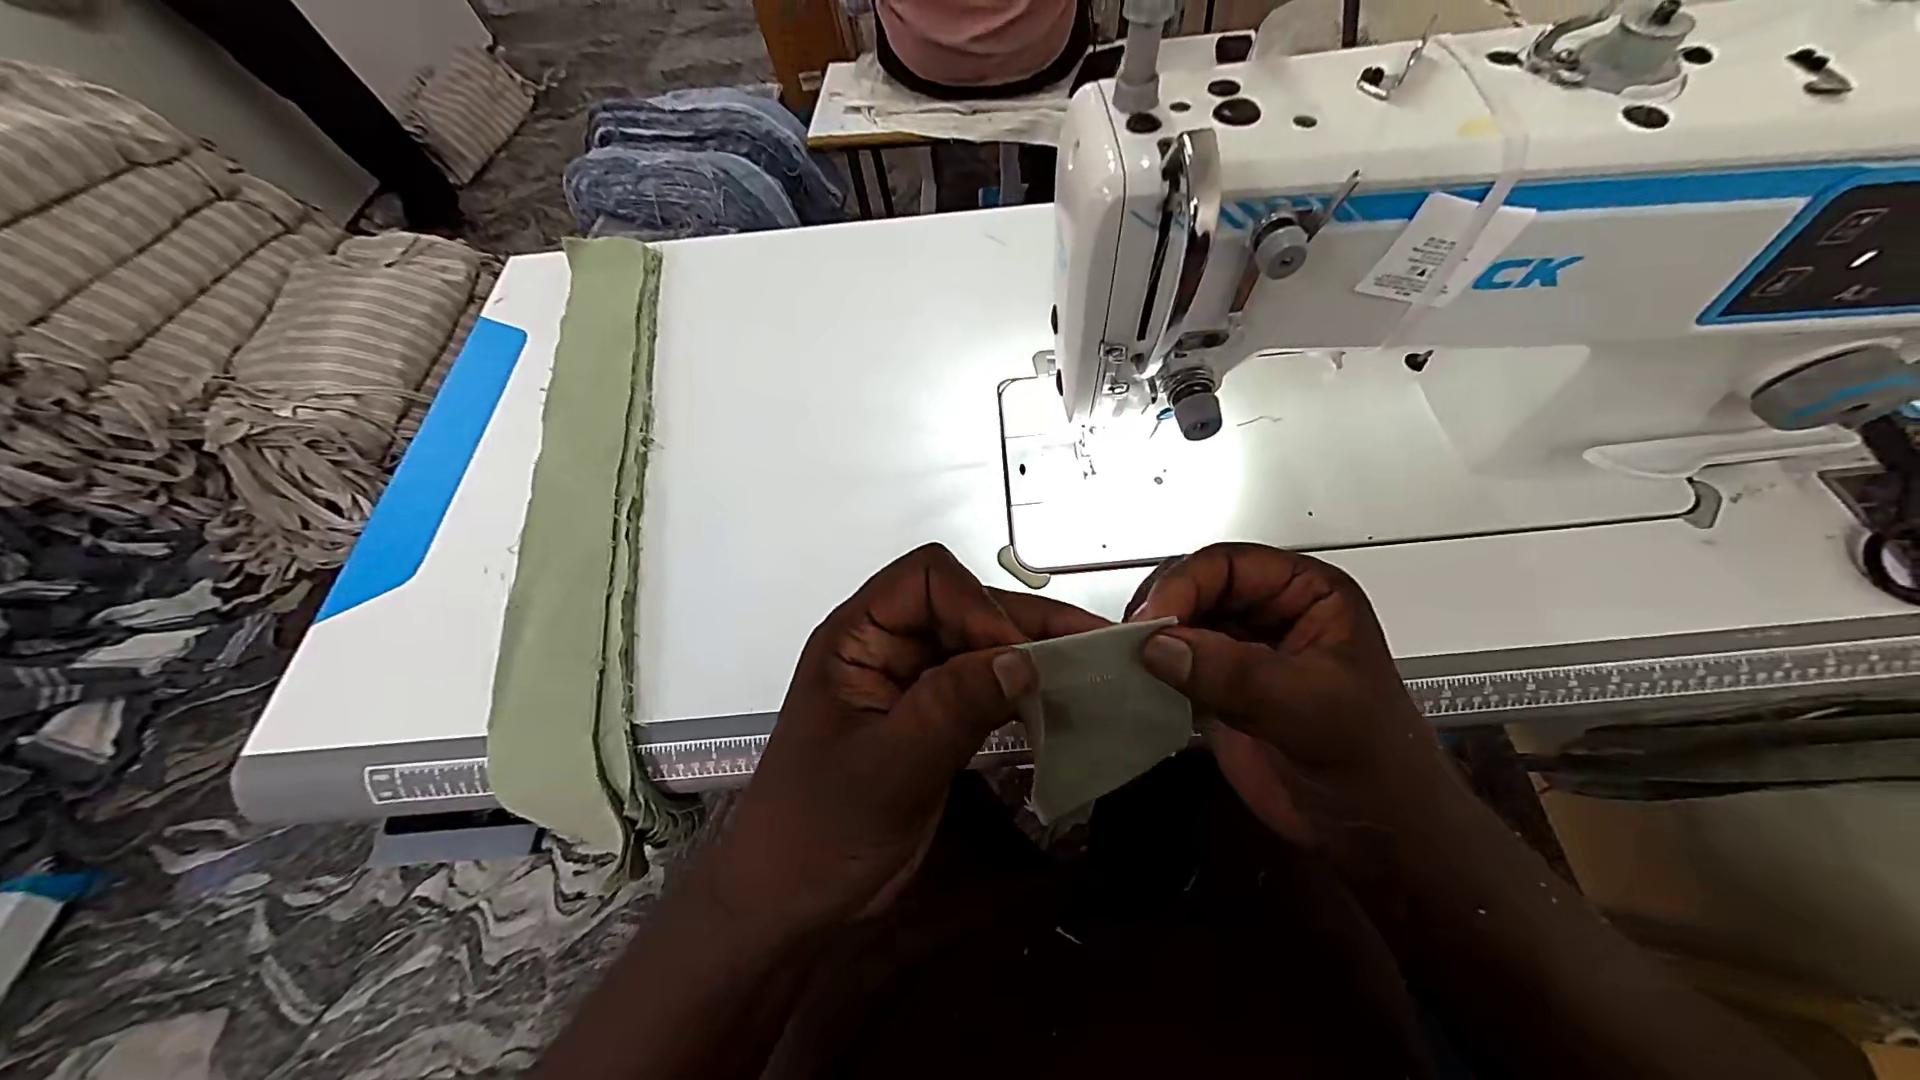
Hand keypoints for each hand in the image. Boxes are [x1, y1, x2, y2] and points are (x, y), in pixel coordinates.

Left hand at [703, 544, 1106, 930]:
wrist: (795, 904)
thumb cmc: (817, 832)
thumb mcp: (886, 768)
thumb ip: (950, 708)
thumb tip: (1022, 659)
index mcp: (857, 638)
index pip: (926, 579)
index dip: (976, 604)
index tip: (1015, 656)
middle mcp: (887, 647)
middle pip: (963, 606)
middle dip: (1024, 623)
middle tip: (1093, 646)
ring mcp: (913, 683)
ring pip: (981, 644)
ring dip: (1033, 652)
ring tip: (1092, 665)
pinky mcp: (935, 718)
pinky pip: (985, 686)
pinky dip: (1023, 688)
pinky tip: (1059, 700)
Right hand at [1127, 543, 1456, 844]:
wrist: (1370, 830)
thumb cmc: (1376, 765)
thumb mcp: (1311, 709)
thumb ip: (1237, 674)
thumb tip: (1164, 645)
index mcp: (1307, 595)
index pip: (1230, 565)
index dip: (1186, 584)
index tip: (1156, 619)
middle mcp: (1268, 613)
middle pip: (1194, 587)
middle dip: (1162, 610)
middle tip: (1137, 642)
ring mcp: (1237, 649)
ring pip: (1175, 622)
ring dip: (1149, 640)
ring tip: (1133, 662)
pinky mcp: (1213, 685)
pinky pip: (1169, 662)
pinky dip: (1148, 669)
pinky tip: (1139, 682)